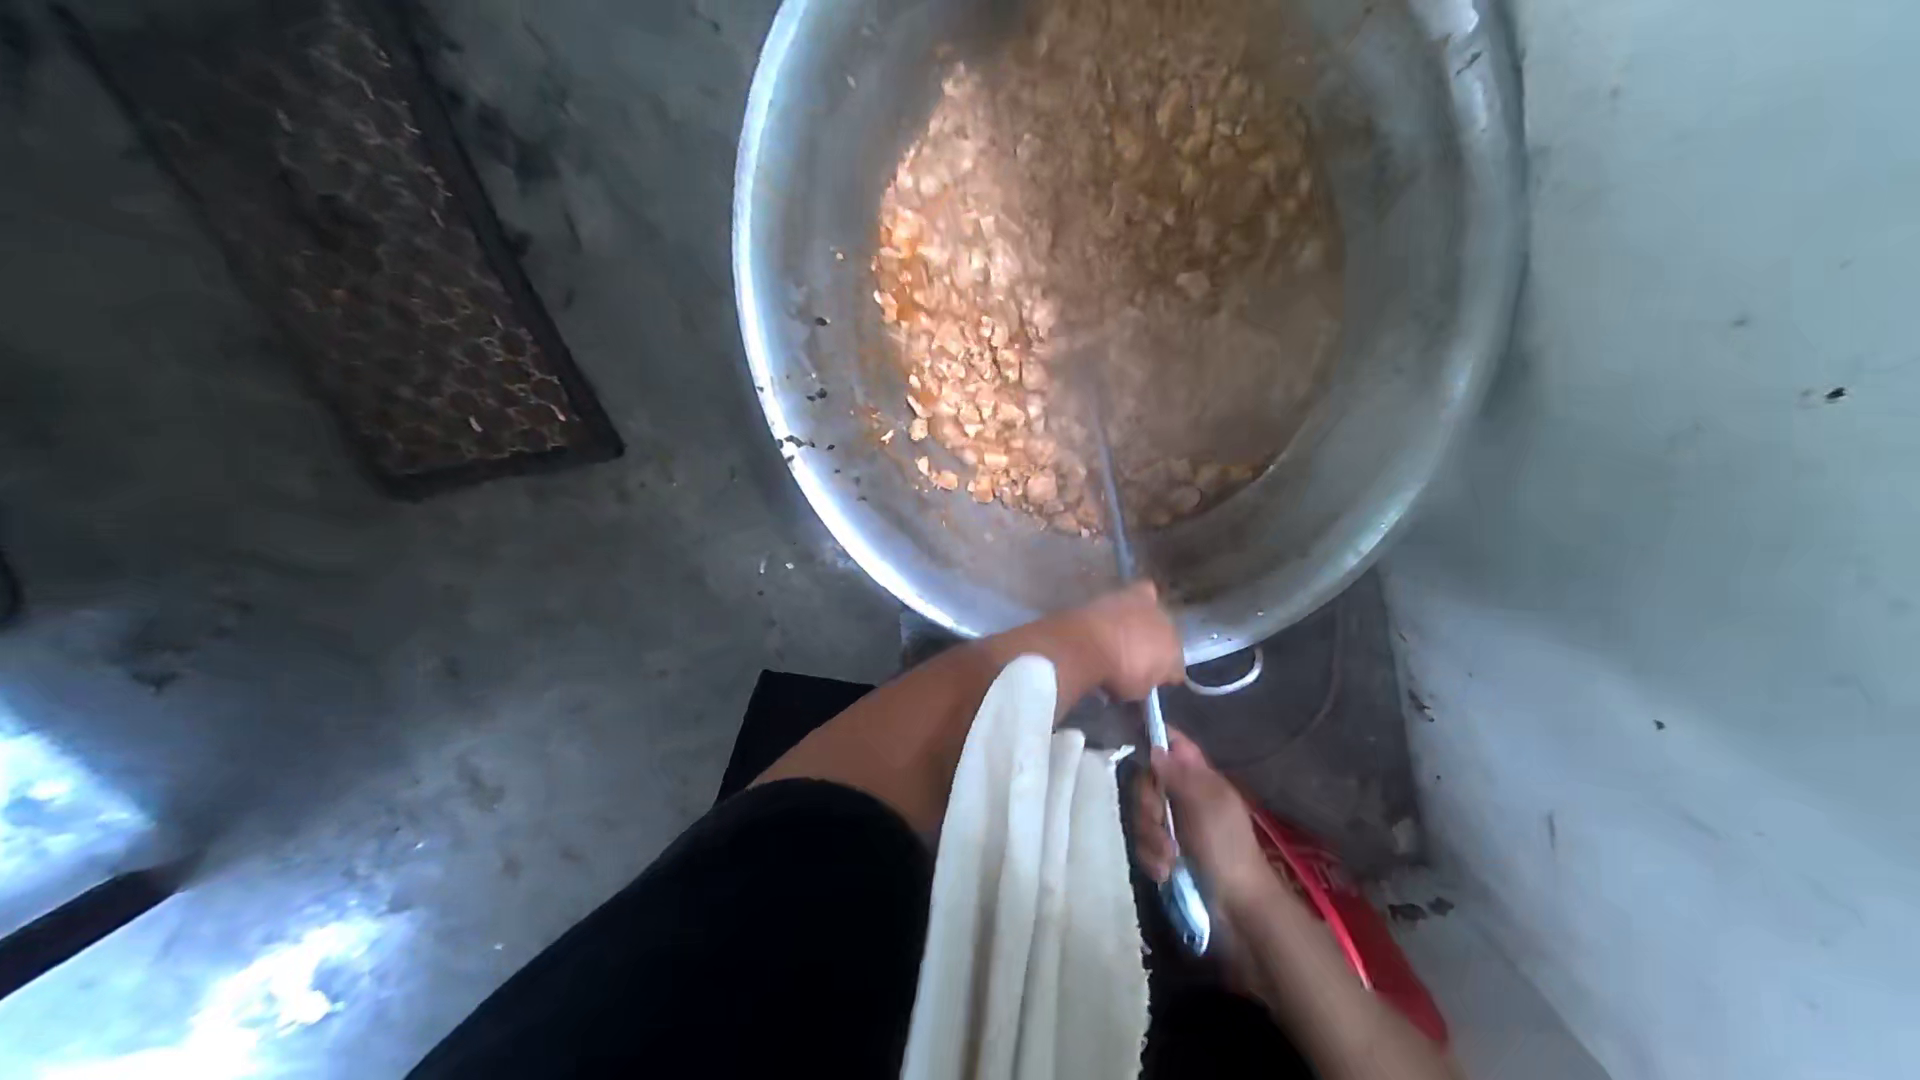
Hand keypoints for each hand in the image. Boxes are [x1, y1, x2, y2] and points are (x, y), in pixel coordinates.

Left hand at [1063, 580, 1184, 700]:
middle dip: (1153, 648)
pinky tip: (1129, 602)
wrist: (1090, 645)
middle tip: (1133, 655)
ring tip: (1125, 630)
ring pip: (1156, 616)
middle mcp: (1171, 632)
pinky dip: (1140, 596)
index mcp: (1173, 660)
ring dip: (1144, 624)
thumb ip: (1143, 684)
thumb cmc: (1112, 674)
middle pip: (1167, 641)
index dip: (1160, 676)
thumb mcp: (1131, 692)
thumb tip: (1142, 680)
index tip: (1145, 679)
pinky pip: (1146, 590)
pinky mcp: (1136, 594)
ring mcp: (1155, 610)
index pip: (1175, 670)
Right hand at [1134, 728, 1273, 905]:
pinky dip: (1151, 858)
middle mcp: (1183, 796)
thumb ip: (1178, 775)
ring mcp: (1173, 825)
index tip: (1131, 737)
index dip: (1153, 736)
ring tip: (1168, 859)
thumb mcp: (1204, 806)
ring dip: (1150, 838)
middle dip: (1147, 805)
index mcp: (1199, 778)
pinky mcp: (1164, 851)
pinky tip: (1164, 872)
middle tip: (1160, 822)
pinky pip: (1142, 842)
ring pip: (1141, 814)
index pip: (1172, 742)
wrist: (1237, 909)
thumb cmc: (1226, 849)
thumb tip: (1154, 747)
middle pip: (1146, 781)